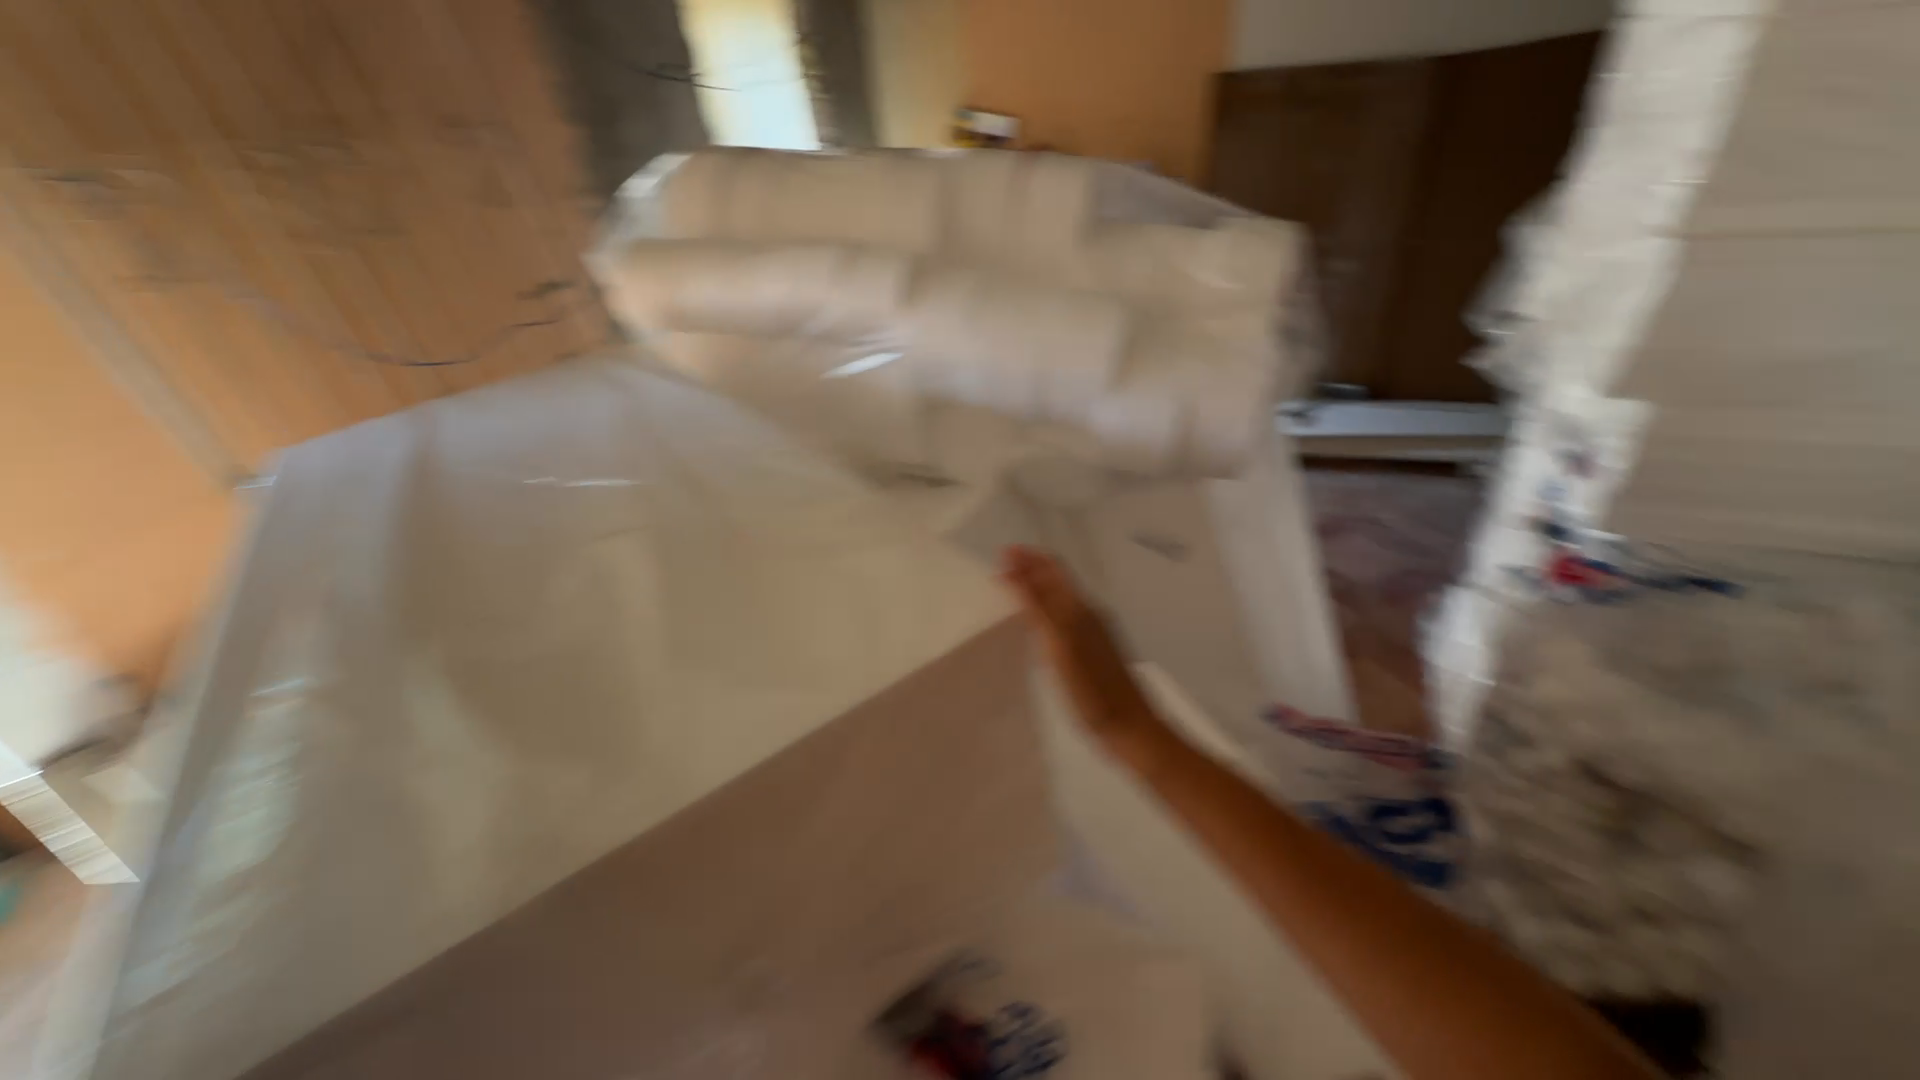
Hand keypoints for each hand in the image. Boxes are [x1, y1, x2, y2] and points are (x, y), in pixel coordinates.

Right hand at [999, 546, 1170, 765]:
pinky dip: (1045, 610)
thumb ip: (1036, 607)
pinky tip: (1036, 625)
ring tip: (1012, 589)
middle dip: (1031, 569)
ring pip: (1061, 599)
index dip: (1029, 558)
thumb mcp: (1058, 644)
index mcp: (1080, 608)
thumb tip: (1014, 569)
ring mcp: (1094, 633)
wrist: (1129, 726)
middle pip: (1058, 581)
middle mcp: (1089, 614)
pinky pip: (1065, 618)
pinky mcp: (1093, 652)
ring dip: (1037, 588)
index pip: (1053, 570)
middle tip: (1003, 565)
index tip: (1002, 553)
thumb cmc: (1091, 688)